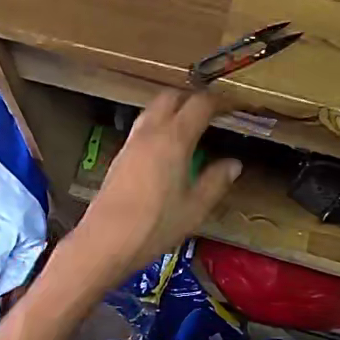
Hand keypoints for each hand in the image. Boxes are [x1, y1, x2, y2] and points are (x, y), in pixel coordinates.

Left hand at [58, 90, 240, 282]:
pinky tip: (169, 147)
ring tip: (191, 125)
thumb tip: (233, 164)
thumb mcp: (196, 207)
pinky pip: (143, 127)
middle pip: (171, 98)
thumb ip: (216, 181)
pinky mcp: (120, 156)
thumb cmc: (156, 225)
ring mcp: (131, 143)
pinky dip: (160, 125)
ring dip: (173, 109)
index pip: (199, 106)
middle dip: (192, 98)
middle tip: (212, 111)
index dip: (219, 101)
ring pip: (153, 110)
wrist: (106, 241)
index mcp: (174, 140)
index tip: (234, 106)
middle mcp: (151, 133)